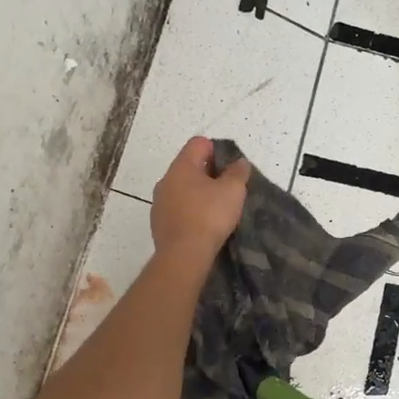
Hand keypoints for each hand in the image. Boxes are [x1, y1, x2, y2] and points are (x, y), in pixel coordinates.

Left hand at [150, 137, 250, 271]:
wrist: (184, 255)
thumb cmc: (209, 216)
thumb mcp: (233, 191)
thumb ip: (238, 172)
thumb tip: (240, 162)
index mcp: (181, 167)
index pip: (198, 143)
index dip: (216, 149)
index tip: (231, 167)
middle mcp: (165, 180)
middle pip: (189, 166)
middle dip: (209, 173)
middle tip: (228, 188)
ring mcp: (159, 202)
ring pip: (182, 189)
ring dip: (198, 193)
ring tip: (216, 209)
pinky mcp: (159, 223)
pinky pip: (177, 208)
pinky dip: (190, 211)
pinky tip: (203, 225)